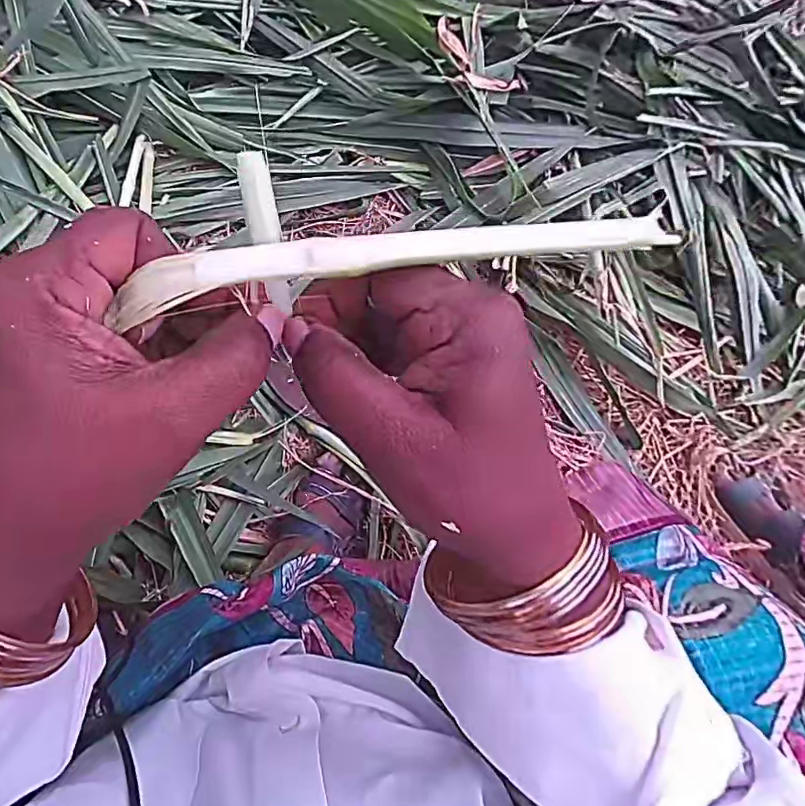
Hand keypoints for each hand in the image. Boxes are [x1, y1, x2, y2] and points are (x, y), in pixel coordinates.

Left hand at [0, 208, 272, 635]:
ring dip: (172, 334)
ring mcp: (42, 316)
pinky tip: (160, 390)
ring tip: (175, 386)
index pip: (130, 232)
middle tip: (200, 360)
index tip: (215, 319)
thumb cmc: (79, 479)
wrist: (24, 534)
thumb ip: (234, 358)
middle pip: (135, 260)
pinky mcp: (55, 342)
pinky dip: (155, 349)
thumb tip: (270, 317)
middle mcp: (33, 287)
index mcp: (41, 287)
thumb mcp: (170, 415)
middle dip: (181, 308)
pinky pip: (123, 321)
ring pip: (136, 293)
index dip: (182, 268)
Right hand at [283, 268, 579, 600]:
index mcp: (468, 317)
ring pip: (376, 318)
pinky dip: (359, 365)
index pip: (381, 270)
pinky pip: (388, 343)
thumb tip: (291, 327)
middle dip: (334, 325)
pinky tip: (353, 399)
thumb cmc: (468, 494)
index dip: (328, 289)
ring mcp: (459, 334)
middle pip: (377, 290)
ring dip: (344, 350)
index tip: (291, 327)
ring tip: (334, 396)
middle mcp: (468, 312)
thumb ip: (334, 375)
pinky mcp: (447, 357)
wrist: (513, 535)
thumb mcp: (390, 436)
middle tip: (308, 373)